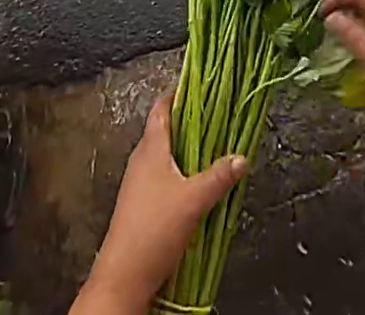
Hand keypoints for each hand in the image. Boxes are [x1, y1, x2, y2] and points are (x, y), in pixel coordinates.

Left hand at [77, 94, 246, 310]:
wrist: (122, 279)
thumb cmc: (154, 231)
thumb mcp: (194, 200)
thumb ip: (220, 176)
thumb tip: (242, 157)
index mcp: (151, 148)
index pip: (162, 108)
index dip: (180, 93)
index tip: (202, 85)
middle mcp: (142, 159)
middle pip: (165, 128)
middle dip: (190, 119)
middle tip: (217, 113)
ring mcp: (139, 182)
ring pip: (165, 152)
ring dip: (187, 146)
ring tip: (214, 144)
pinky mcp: (141, 202)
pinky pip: (164, 173)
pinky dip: (181, 168)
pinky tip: (198, 180)